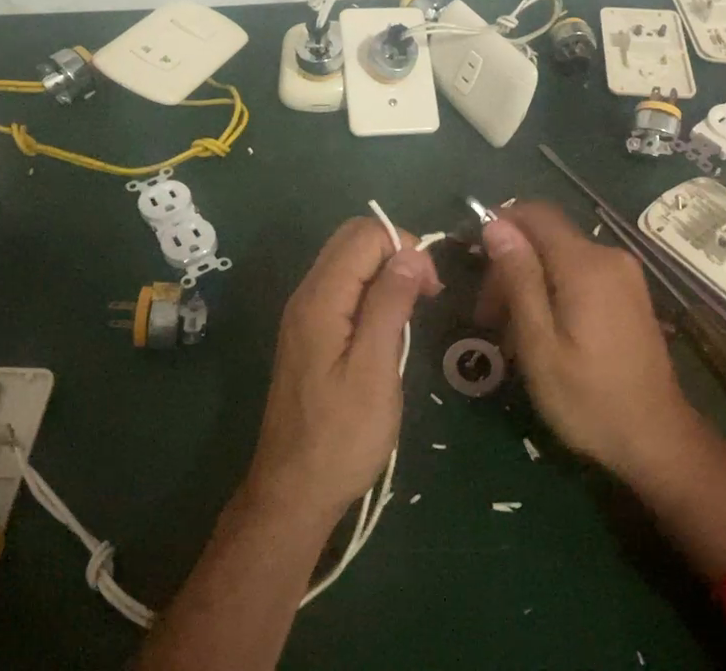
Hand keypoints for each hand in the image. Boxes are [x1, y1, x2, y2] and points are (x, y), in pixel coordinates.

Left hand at [243, 217, 442, 523]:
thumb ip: (389, 306)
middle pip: (351, 240)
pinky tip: (388, 328)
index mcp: (320, 301)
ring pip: (347, 263)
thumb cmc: (342, 437)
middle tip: (425, 295)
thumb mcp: (374, 371)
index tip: (431, 289)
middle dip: (396, 252)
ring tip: (412, 313)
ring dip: (385, 273)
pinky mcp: (309, 334)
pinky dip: (371, 292)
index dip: (405, 247)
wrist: (294, 491)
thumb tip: (410, 253)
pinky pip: (342, 289)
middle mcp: (306, 297)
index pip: (364, 235)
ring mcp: (304, 315)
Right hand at [475, 202, 699, 481]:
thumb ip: (519, 280)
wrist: (656, 440)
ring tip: (513, 334)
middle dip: (511, 266)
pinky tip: (544, 332)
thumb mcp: (540, 345)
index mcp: (586, 265)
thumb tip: (496, 225)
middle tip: (488, 319)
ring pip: (561, 257)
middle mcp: (609, 257)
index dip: (499, 226)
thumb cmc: (588, 399)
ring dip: (530, 283)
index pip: (536, 214)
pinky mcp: (630, 294)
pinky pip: (581, 274)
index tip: (474, 264)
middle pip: (546, 238)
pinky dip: (554, 291)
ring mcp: (625, 276)